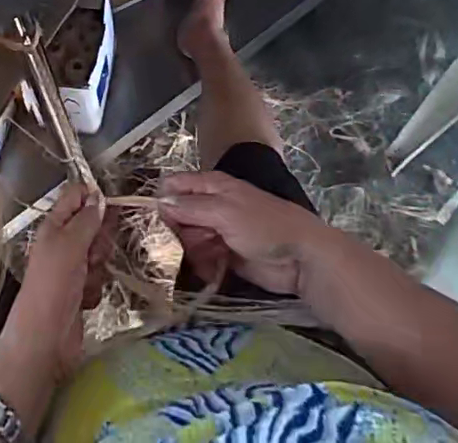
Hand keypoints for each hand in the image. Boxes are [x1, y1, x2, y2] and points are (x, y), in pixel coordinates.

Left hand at [0, 183, 105, 383]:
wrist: (44, 340)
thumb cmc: (53, 285)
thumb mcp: (69, 245)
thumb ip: (86, 220)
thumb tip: (98, 196)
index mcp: (54, 225)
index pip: (75, 197)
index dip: (93, 197)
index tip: (111, 206)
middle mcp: (62, 243)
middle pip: (92, 226)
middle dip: (99, 240)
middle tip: (92, 255)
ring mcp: (71, 269)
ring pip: (99, 254)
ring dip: (98, 268)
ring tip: (86, 280)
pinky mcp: (80, 292)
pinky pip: (99, 279)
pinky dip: (95, 288)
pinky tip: (86, 300)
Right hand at [157, 171, 336, 296]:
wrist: (302, 259)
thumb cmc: (264, 226)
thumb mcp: (224, 211)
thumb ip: (190, 207)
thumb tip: (159, 203)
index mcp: (210, 186)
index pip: (174, 187)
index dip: (162, 201)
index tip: (155, 222)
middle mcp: (210, 205)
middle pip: (177, 216)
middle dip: (177, 232)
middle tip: (187, 245)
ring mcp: (217, 231)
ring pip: (187, 240)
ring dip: (191, 252)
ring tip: (208, 258)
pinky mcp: (224, 256)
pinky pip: (201, 259)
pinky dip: (203, 266)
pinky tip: (212, 272)